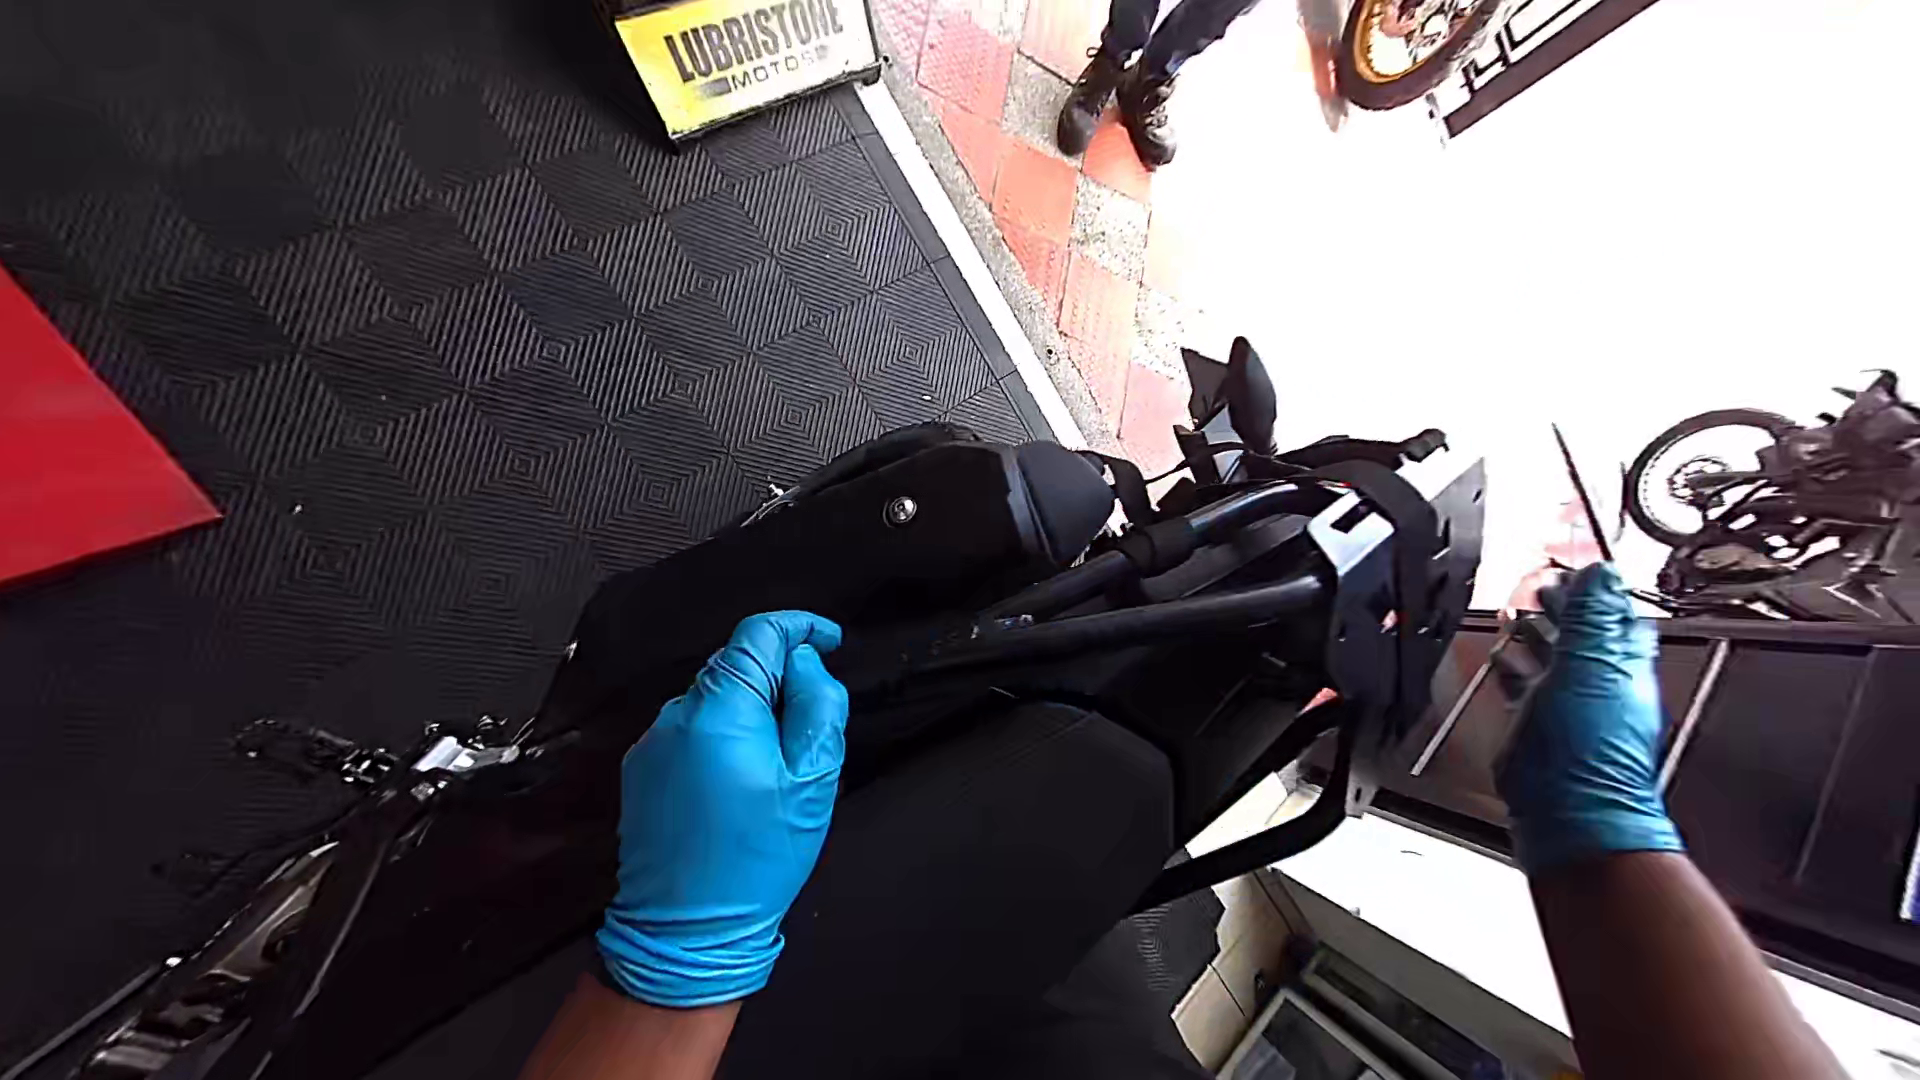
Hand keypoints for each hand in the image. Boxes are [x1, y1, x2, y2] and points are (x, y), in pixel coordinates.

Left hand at [597, 611, 849, 1006]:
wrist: (686, 935)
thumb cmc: (759, 855)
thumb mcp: (814, 776)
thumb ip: (818, 702)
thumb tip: (804, 660)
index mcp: (721, 709)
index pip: (759, 633)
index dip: (802, 626)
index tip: (831, 640)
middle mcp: (678, 714)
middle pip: (738, 660)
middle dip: (781, 672)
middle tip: (811, 717)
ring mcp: (653, 741)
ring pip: (718, 693)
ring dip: (754, 703)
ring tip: (778, 758)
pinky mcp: (642, 767)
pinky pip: (695, 724)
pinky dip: (726, 728)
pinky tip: (741, 775)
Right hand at [1495, 563, 1682, 874]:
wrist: (1565, 801)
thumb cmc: (1585, 745)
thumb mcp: (1589, 669)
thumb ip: (1591, 620)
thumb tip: (1600, 574)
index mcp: (1620, 666)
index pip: (1614, 616)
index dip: (1594, 590)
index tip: (1572, 569)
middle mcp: (1597, 681)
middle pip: (1582, 632)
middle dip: (1563, 606)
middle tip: (1541, 583)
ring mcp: (1565, 700)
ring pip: (1552, 653)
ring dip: (1537, 630)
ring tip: (1518, 610)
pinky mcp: (1534, 717)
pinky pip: (1524, 679)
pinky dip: (1513, 661)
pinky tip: (1502, 655)